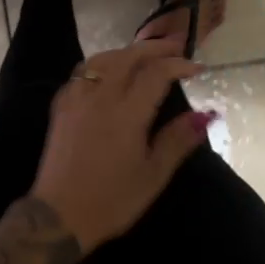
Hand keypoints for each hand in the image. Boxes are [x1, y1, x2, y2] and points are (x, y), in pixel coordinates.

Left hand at [30, 38, 210, 253]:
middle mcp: (100, 96)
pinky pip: (83, 70)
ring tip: (145, 55)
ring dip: (128, 51)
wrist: (59, 216)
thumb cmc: (112, 201)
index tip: (196, 68)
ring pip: (104, 58)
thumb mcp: (152, 176)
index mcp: (126, 113)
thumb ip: (178, 140)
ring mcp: (77, 97)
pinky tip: (110, 72)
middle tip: (176, 48)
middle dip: (155, 48)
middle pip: (129, 56)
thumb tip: (206, 115)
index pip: (156, 73)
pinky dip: (102, 63)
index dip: (178, 65)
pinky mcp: (61, 104)